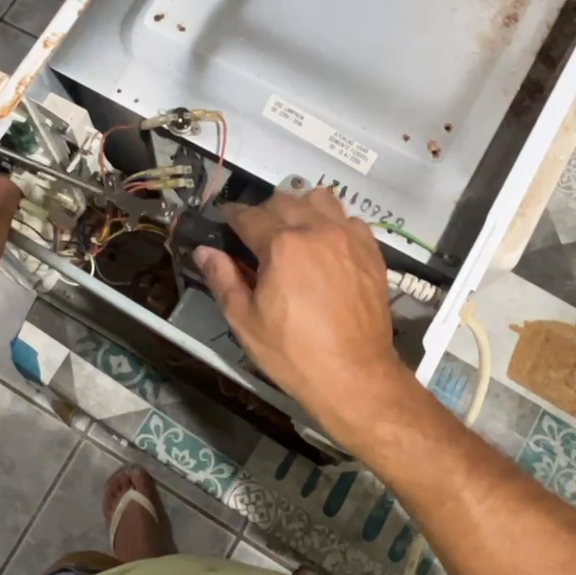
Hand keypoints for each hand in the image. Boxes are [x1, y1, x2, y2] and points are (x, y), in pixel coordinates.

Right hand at [193, 189, 415, 444]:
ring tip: (293, 232)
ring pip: (320, 199)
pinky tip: (325, 247)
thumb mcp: (245, 321)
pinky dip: (332, 223)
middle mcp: (317, 230)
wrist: (354, 375)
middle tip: (254, 235)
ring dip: (300, 208)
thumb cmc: (293, 353)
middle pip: (283, 201)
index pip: (248, 216)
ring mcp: (348, 238)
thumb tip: (204, 251)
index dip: (231, 216)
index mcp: (282, 245)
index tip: (224, 220)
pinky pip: (348, 219)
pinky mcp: (371, 251)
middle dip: (264, 212)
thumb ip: (223, 279)